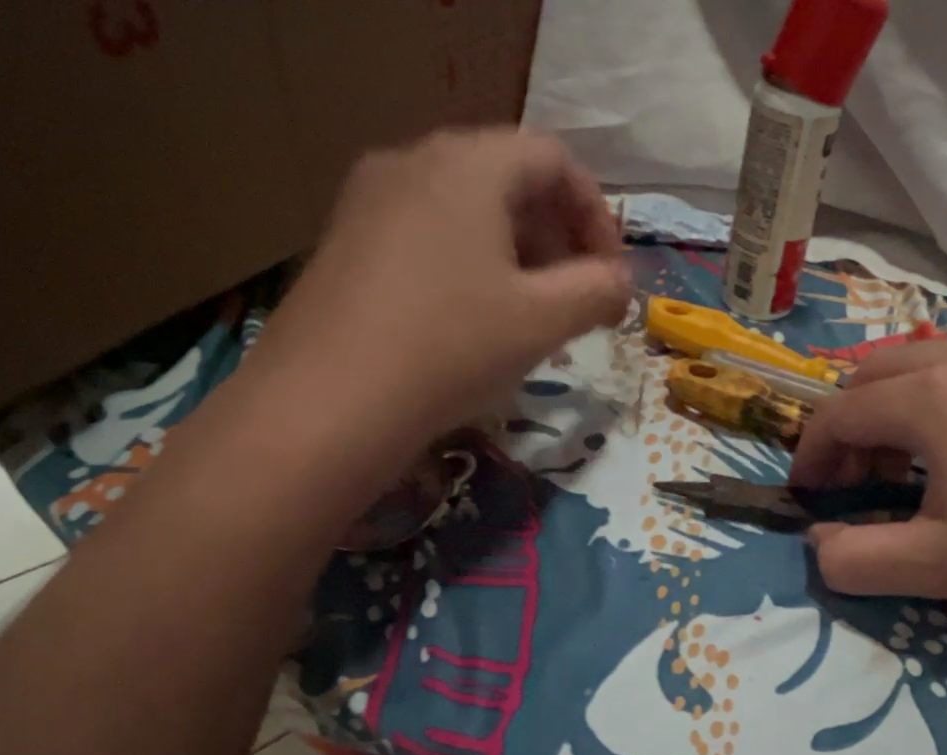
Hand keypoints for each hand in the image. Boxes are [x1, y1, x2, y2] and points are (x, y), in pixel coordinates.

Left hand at [230, 129, 629, 501]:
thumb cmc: (449, 347)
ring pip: (466, 209)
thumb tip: (621, 282)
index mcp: (467, 164)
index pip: (554, 159)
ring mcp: (369, 200)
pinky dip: (468, 264)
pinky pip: (426, 234)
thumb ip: (598, 291)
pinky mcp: (344, 242)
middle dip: (557, 237)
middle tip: (576, 298)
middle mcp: (413, 161)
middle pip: (508, 178)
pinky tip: (473, 322)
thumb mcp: (543, 321)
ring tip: (530, 316)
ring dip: (515, 254)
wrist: (326, 403)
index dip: (597, 214)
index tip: (610, 275)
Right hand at [790, 342, 946, 644]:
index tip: (807, 499)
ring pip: (929, 364)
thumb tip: (817, 545)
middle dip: (848, 424)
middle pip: (877, 373)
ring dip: (896, 408)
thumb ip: (854, 560)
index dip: (810, 456)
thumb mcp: (936, 570)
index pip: (840, 412)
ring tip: (907, 465)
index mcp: (932, 399)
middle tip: (852, 480)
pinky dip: (946, 401)